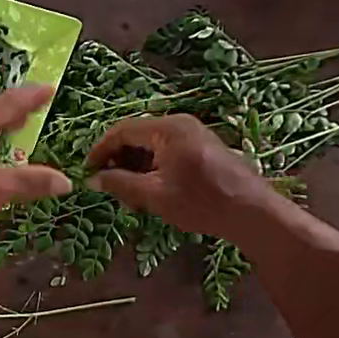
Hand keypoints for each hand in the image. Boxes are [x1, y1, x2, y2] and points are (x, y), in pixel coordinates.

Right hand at [84, 114, 283, 241]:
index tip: (86, 171)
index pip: (122, 130)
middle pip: (137, 136)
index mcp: (168, 128)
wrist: (252, 213)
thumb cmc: (201, 202)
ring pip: (152, 146)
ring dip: (135, 168)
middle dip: (118, 161)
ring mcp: (194, 135)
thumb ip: (120, 183)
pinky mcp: (203, 149)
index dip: (100, 150)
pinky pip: (168, 152)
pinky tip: (150, 192)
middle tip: (107, 186)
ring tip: (128, 196)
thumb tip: (93, 179)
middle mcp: (181, 124)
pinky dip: (153, 169)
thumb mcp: (154, 195)